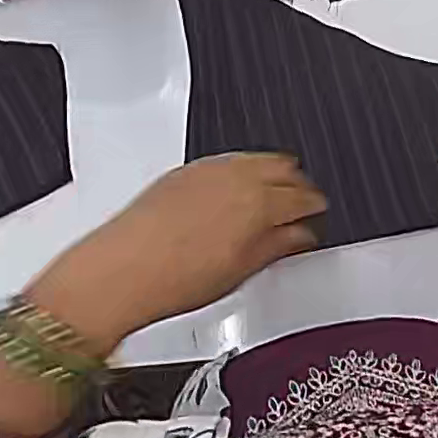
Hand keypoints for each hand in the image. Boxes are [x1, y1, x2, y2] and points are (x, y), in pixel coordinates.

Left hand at [27, 153, 327, 350]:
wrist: (120, 272)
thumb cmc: (175, 279)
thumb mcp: (242, 270)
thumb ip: (278, 245)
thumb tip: (300, 236)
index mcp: (259, 204)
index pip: (303, 197)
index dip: (315, 204)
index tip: (317, 210)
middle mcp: (237, 178)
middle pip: (285, 169)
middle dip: (300, 183)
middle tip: (303, 199)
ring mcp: (210, 170)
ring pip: (258, 158)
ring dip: (275, 170)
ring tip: (276, 190)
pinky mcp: (187, 169)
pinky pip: (230, 158)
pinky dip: (245, 167)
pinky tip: (240, 184)